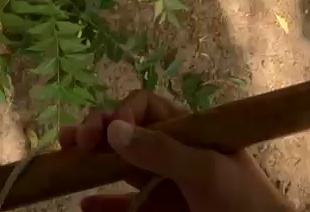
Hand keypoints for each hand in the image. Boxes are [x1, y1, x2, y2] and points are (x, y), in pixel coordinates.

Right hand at [59, 91, 290, 211]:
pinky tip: (84, 205)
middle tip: (73, 142)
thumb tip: (113, 128)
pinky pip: (126, 206)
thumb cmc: (244, 203)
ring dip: (92, 162)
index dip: (122, 113)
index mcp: (188, 130)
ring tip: (65, 161)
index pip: (145, 107)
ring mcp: (165, 185)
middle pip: (126, 132)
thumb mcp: (206, 171)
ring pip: (120, 166)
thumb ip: (161, 150)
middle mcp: (172, 152)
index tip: (104, 133)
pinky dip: (104, 205)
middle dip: (98, 131)